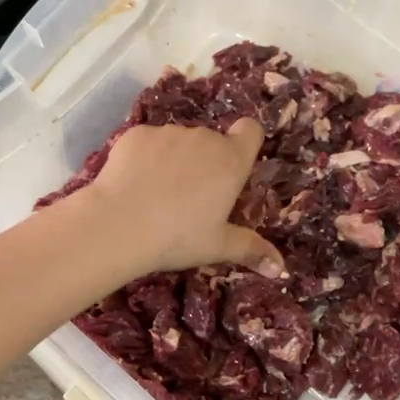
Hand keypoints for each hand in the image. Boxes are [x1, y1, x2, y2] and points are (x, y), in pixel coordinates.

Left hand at [78, 118, 283, 276]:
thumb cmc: (177, 238)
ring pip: (177, 142)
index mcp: (230, 161)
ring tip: (155, 196)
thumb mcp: (217, 247)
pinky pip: (147, 143)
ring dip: (173, 160)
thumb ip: (251, 251)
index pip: (251, 131)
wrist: (119, 225)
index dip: (244, 143)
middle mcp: (203, 138)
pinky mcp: (136, 134)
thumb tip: (280, 268)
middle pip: (210, 141)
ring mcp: (167, 133)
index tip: (233, 167)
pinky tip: (132, 186)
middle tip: (188, 200)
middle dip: (203, 163)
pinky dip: (144, 158)